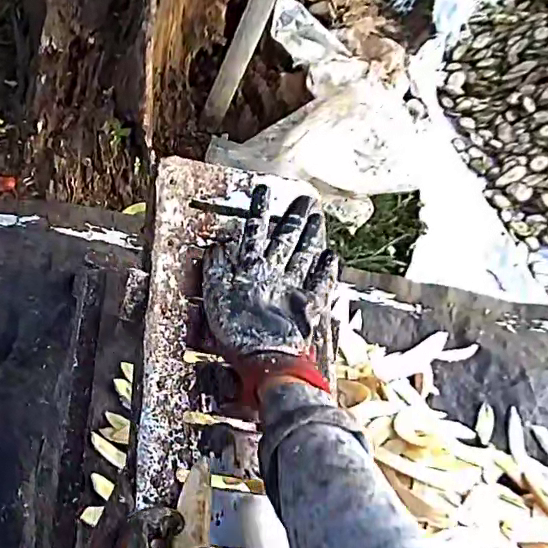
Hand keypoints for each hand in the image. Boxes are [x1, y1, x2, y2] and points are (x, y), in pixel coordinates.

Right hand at [204, 185, 338, 391]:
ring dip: (311, 236)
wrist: (264, 356)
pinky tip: (333, 255)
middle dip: (293, 218)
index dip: (258, 211)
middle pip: (285, 239)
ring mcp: (294, 287)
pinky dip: (327, 268)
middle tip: (305, 199)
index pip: (253, 232)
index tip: (262, 190)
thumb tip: (219, 245)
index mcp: (250, 268)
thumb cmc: (234, 329)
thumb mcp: (214, 297)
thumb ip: (216, 270)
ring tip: (318, 218)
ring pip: (305, 254)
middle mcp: (274, 272)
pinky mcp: (308, 304)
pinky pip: (321, 282)